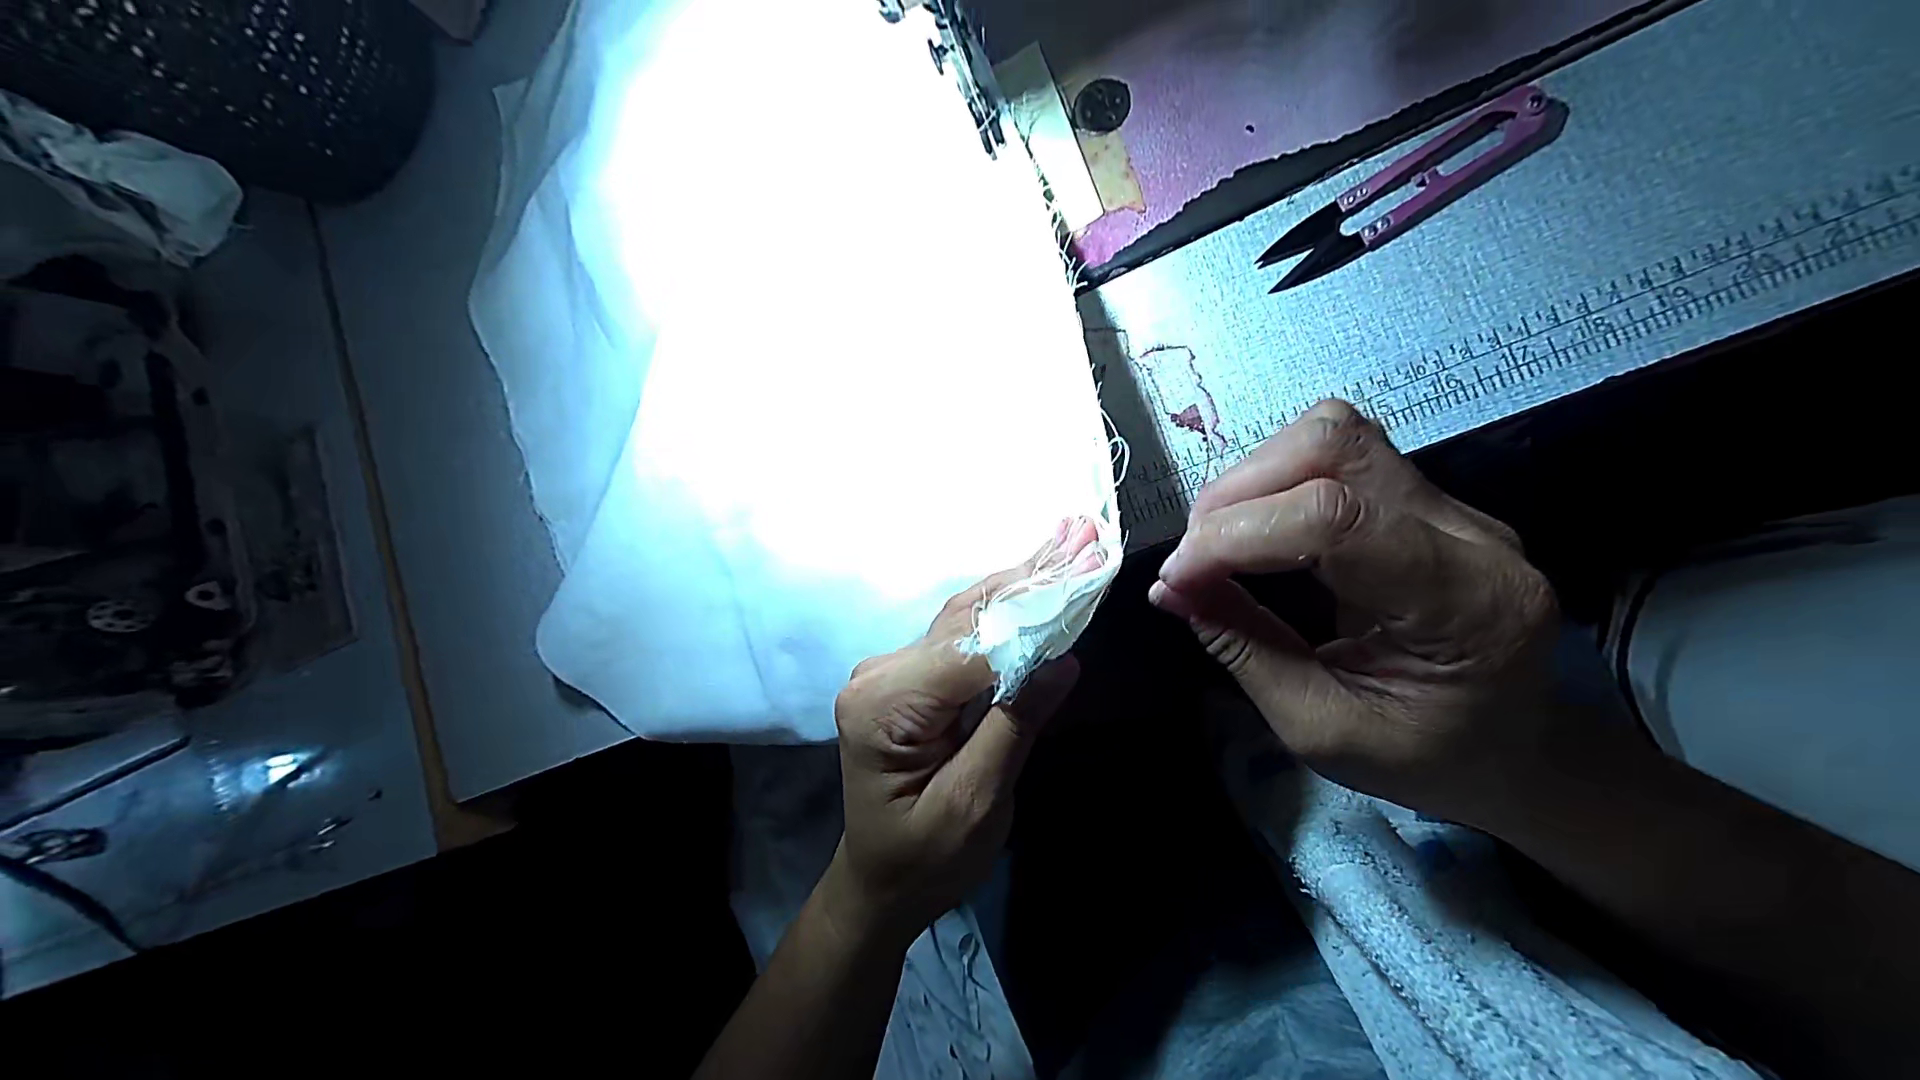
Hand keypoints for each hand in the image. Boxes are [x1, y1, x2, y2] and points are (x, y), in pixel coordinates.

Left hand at [826, 523, 1092, 944]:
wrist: (881, 881)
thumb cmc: (925, 859)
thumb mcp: (975, 804)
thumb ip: (1014, 726)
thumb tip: (1062, 659)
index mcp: (887, 704)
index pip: (973, 648)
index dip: (1034, 611)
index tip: (1084, 569)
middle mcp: (882, 674)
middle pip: (967, 619)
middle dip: (1030, 578)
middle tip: (1081, 533)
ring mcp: (893, 671)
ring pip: (966, 618)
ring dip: (1019, 585)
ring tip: (1067, 544)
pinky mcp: (910, 676)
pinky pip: (961, 636)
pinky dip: (1003, 610)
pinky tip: (1034, 581)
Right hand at [1149, 400, 1558, 823]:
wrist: (1514, 748)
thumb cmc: (1425, 757)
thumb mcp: (1318, 727)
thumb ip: (1242, 648)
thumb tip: (1167, 586)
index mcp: (1465, 604)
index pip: (1335, 520)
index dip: (1235, 535)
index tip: (1177, 577)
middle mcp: (1468, 531)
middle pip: (1335, 448)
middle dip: (1236, 493)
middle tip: (1194, 556)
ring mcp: (1449, 504)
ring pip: (1332, 435)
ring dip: (1250, 479)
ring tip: (1218, 540)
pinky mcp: (1420, 497)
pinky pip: (1333, 454)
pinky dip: (1270, 480)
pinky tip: (1254, 528)